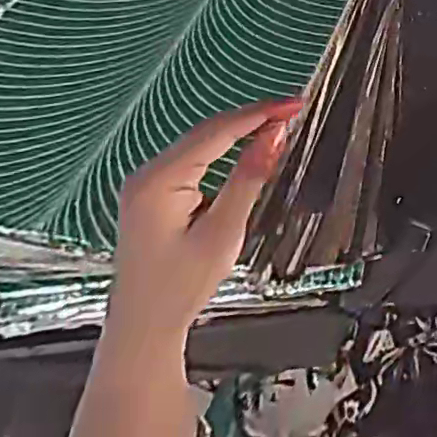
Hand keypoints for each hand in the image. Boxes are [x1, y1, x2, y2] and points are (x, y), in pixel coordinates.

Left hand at [106, 100, 302, 338]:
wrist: (142, 332)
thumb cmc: (181, 287)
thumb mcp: (224, 232)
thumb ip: (249, 177)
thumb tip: (275, 134)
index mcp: (159, 181)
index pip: (219, 132)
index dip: (260, 113)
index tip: (294, 104)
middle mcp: (147, 174)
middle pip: (208, 131)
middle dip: (252, 117)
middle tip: (292, 110)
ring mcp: (146, 183)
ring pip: (201, 141)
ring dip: (240, 129)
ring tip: (278, 122)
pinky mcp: (152, 193)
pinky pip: (194, 156)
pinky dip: (224, 146)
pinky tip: (247, 144)